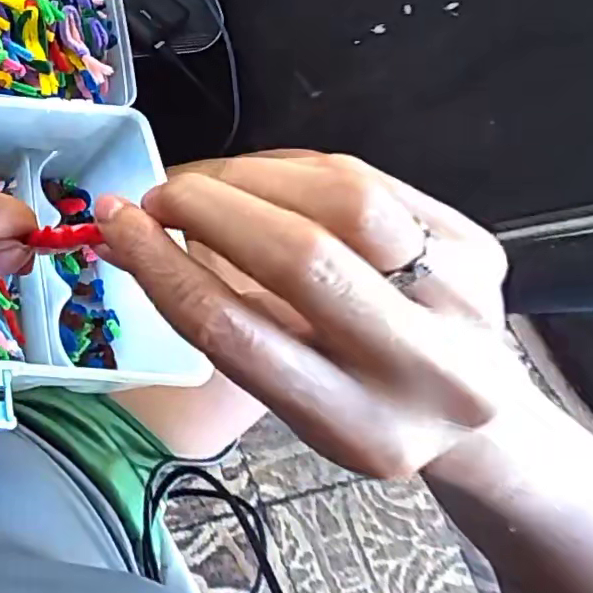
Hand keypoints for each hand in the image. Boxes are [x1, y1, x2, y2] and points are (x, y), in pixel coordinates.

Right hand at [97, 151, 529, 478]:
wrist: (473, 409)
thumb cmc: (346, 394)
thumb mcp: (271, 381)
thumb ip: (195, 306)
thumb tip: (116, 235)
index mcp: (354, 425)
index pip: (233, 330)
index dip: (159, 263)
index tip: (115, 220)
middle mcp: (424, 368)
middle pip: (298, 256)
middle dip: (206, 206)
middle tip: (158, 194)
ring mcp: (465, 298)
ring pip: (340, 199)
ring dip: (246, 176)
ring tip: (206, 184)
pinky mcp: (477, 244)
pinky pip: (358, 175)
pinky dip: (284, 167)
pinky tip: (257, 181)